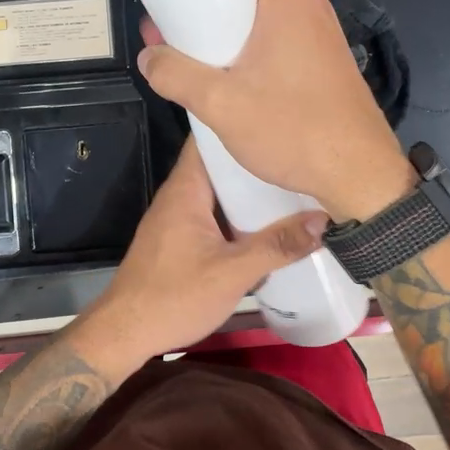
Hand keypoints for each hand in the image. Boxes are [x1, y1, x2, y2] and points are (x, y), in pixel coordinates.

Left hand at [67, 139, 327, 377]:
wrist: (125, 331)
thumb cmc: (174, 296)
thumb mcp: (233, 273)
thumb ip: (277, 246)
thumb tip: (324, 220)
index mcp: (185, 189)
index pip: (208, 137)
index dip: (240, 122)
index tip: (279, 118)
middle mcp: (179, 196)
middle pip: (220, 165)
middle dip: (257, 162)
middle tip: (302, 158)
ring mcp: (178, 218)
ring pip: (220, 194)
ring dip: (251, 193)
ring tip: (298, 186)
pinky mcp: (180, 240)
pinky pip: (215, 216)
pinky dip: (240, 217)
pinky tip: (272, 227)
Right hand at [136, 0, 415, 223]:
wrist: (360, 175)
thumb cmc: (295, 130)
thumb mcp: (222, 104)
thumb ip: (177, 77)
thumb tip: (149, 57)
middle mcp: (304, 4)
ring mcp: (313, 32)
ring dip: (218, 4)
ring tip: (177, 27)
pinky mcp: (315, 58)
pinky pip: (270, 25)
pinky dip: (237, 28)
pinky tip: (211, 60)